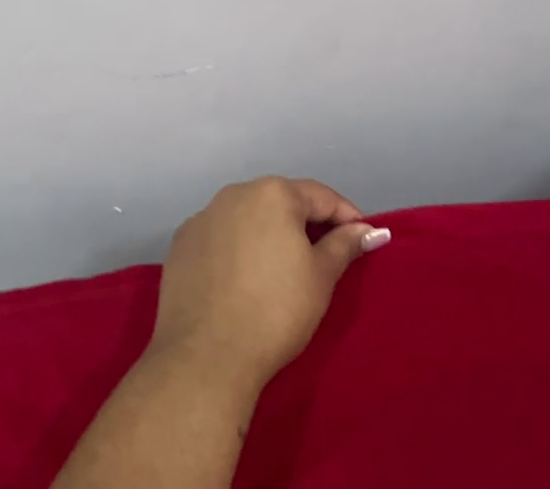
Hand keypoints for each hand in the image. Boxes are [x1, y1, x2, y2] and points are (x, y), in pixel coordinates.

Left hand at [148, 177, 388, 389]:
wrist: (205, 356)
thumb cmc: (275, 311)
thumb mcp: (321, 277)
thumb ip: (344, 244)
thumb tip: (369, 230)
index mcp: (273, 193)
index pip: (321, 197)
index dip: (346, 216)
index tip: (362, 238)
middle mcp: (234, 194)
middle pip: (281, 202)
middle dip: (304, 224)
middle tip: (324, 256)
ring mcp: (202, 218)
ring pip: (247, 219)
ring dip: (268, 235)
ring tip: (282, 269)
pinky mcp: (180, 245)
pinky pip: (220, 238)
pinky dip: (237, 249)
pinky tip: (243, 279)